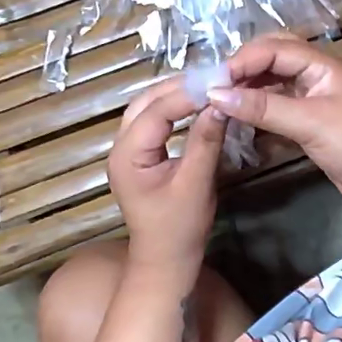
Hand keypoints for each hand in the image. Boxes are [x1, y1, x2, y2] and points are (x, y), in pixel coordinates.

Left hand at [108, 78, 228, 279]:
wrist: (165, 262)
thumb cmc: (179, 229)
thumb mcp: (196, 184)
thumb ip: (206, 141)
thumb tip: (220, 103)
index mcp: (128, 155)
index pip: (158, 110)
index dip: (189, 93)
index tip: (220, 81)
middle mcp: (121, 147)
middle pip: (147, 102)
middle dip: (180, 87)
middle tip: (215, 78)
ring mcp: (128, 151)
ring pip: (148, 109)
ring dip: (176, 95)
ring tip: (208, 87)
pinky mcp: (139, 156)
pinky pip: (154, 122)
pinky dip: (174, 110)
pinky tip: (196, 106)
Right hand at [208, 35, 341, 212]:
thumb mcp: (310, 123)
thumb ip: (263, 108)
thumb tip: (216, 94)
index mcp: (322, 65)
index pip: (273, 49)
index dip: (241, 61)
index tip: (212, 82)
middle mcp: (316, 76)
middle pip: (272, 59)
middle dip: (242, 69)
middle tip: (213, 88)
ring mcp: (314, 100)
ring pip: (273, 84)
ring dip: (248, 89)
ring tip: (219, 103)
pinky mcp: (312, 123)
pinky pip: (278, 107)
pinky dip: (258, 110)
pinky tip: (240, 120)